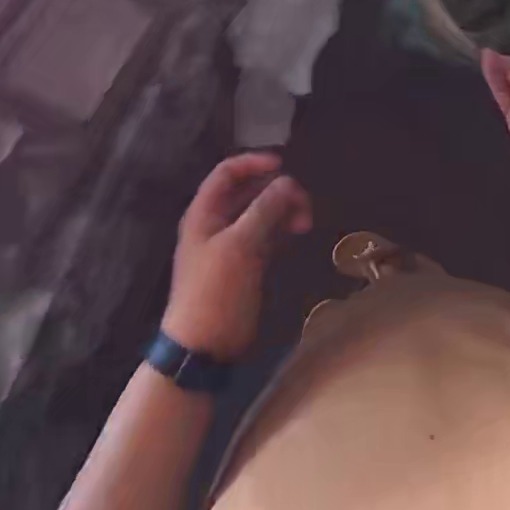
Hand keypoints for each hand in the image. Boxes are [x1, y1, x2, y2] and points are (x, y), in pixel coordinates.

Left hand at [162, 153, 313, 359]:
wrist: (204, 347)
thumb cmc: (216, 291)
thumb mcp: (240, 245)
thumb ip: (265, 209)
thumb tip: (288, 181)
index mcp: (205, 213)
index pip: (228, 172)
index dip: (254, 162)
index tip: (284, 164)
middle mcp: (218, 222)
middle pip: (251, 190)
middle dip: (279, 190)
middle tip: (304, 201)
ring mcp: (233, 243)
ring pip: (264, 212)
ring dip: (285, 210)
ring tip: (305, 222)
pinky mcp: (248, 262)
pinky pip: (269, 233)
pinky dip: (284, 228)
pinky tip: (298, 234)